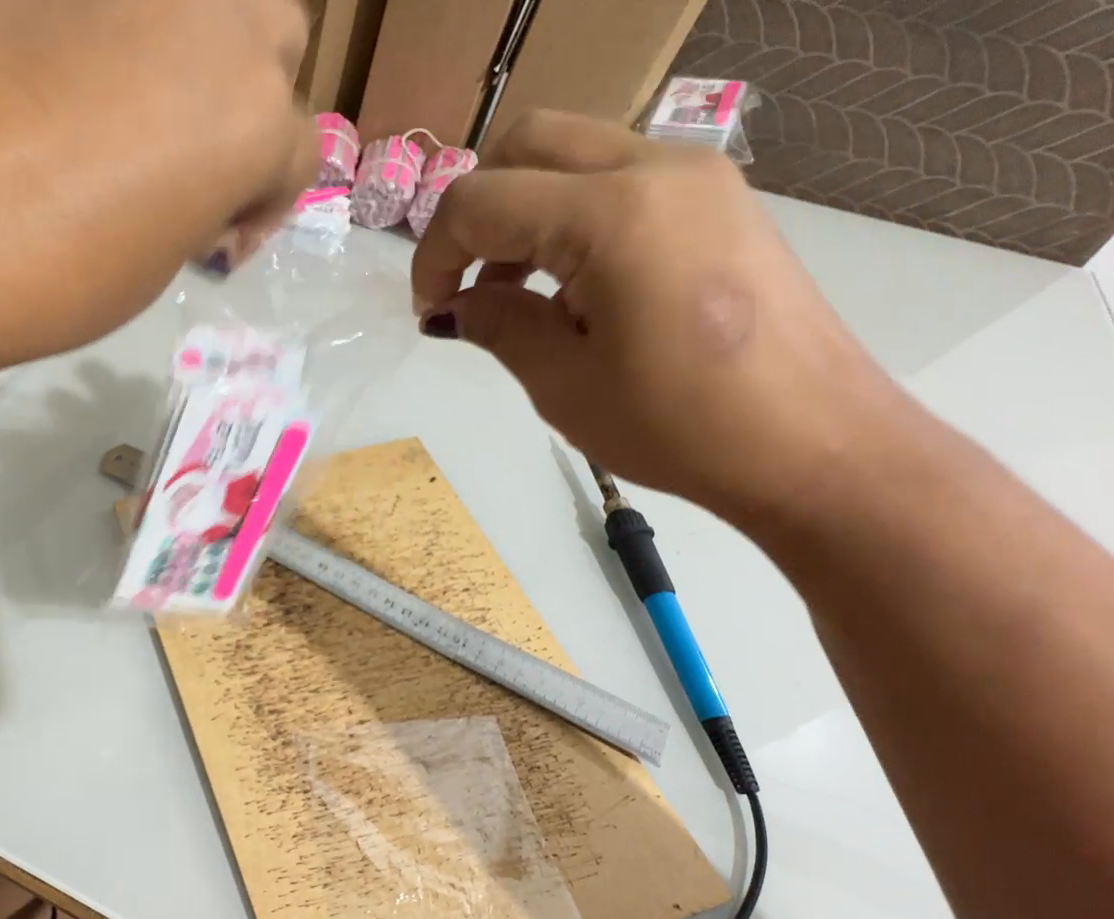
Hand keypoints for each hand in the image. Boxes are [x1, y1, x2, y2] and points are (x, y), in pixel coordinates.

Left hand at [0, 0, 314, 382]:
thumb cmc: (43, 279)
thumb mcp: (152, 267)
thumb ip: (198, 204)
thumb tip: (192, 187)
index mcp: (253, 117)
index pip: (296, 151)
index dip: (262, 205)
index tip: (214, 243)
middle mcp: (212, 21)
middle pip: (273, 37)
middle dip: (244, 100)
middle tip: (186, 159)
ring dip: (190, 47)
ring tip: (131, 107)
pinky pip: (106, 3)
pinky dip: (104, 34)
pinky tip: (57, 83)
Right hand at [411, 111, 900, 512]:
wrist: (817, 445)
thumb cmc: (681, 425)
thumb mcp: (564, 383)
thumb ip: (498, 324)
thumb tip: (454, 304)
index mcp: (613, 214)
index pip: (481, 200)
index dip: (436, 255)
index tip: (433, 312)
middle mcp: (657, 168)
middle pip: (527, 143)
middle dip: (476, 210)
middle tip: (468, 284)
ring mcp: (698, 176)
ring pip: (574, 152)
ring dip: (524, 209)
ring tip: (518, 293)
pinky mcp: (719, 199)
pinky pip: (619, 176)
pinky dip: (571, 213)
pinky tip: (572, 285)